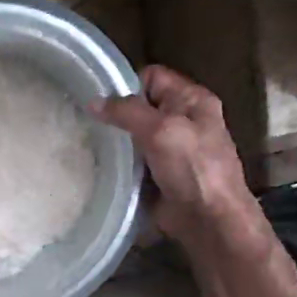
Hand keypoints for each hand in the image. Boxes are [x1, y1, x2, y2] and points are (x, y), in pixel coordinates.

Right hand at [92, 65, 262, 250]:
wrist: (209, 219)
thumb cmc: (192, 168)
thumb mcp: (160, 130)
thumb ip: (126, 112)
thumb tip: (92, 102)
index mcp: (192, 99)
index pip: (152, 77)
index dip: (127, 84)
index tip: (101, 102)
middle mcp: (182, 119)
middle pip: (140, 105)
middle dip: (116, 113)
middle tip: (88, 124)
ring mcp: (170, 148)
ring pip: (134, 134)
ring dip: (115, 141)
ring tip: (90, 144)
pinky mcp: (158, 173)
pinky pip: (133, 160)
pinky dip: (119, 163)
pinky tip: (101, 166)